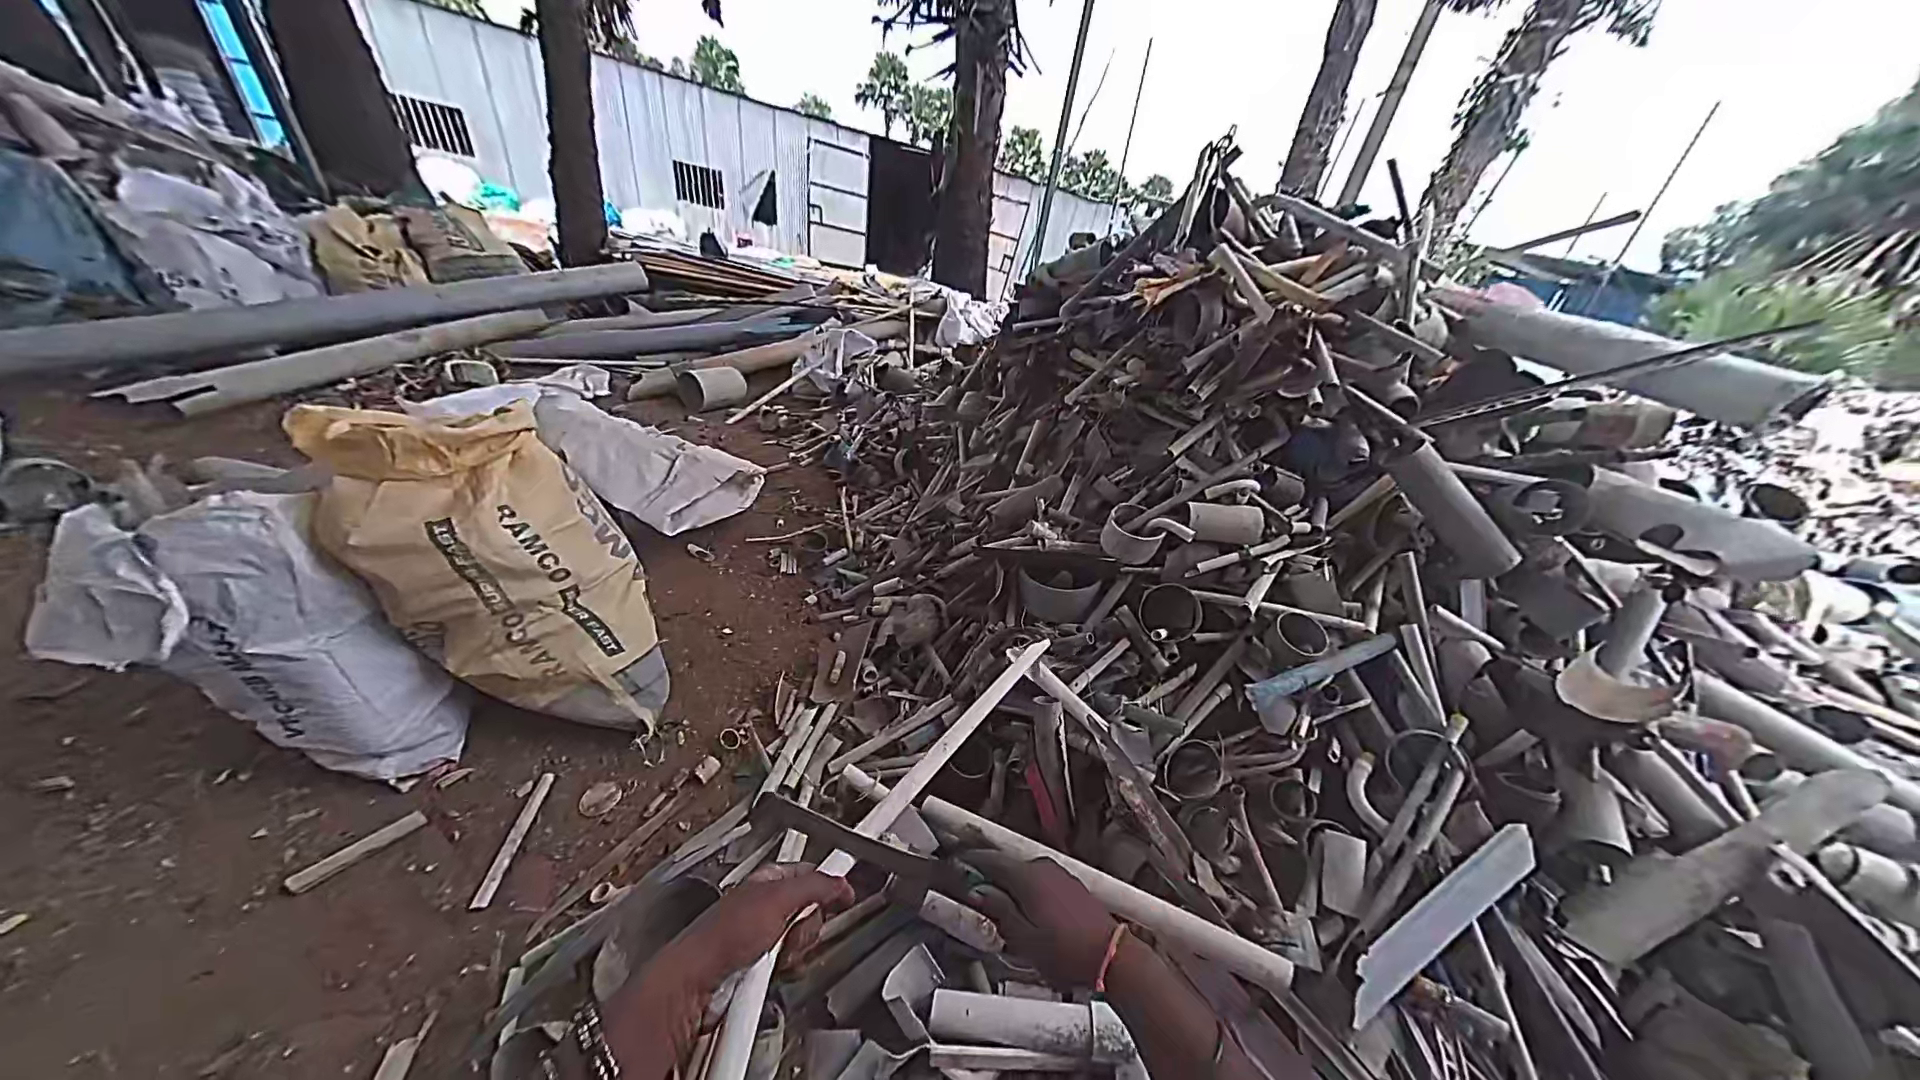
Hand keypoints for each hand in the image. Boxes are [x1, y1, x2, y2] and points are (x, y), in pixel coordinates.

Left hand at [667, 865, 854, 988]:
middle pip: (811, 912)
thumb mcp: (777, 899)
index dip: (828, 883)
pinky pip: (791, 965)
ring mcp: (764, 938)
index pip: (811, 873)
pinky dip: (786, 970)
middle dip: (807, 926)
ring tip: (775, 954)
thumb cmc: (722, 934)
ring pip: (802, 941)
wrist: (696, 983)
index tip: (845, 893)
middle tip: (791, 931)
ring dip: (795, 950)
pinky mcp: (761, 968)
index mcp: (769, 880)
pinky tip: (771, 971)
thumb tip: (840, 882)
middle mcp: (767, 906)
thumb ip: (814, 886)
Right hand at [963, 851, 1118, 988]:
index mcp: (1027, 876)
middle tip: (975, 896)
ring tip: (1001, 912)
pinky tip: (1026, 913)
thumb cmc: (1070, 952)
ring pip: (1023, 874)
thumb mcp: (1023, 938)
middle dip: (989, 879)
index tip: (959, 867)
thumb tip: (980, 893)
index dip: (971, 863)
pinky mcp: (1069, 885)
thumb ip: (998, 910)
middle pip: (1006, 866)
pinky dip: (1027, 890)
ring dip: (1009, 886)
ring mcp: (1058, 874)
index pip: (990, 860)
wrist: (1111, 956)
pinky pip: (1039, 881)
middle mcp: (1043, 868)